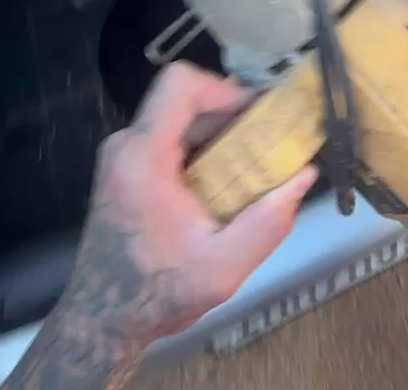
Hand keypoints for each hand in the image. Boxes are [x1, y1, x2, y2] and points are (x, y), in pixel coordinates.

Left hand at [73, 62, 316, 341]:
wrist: (102, 320)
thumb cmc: (157, 294)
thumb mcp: (223, 270)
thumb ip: (268, 223)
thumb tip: (306, 175)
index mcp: (143, 158)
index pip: (179, 85)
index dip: (223, 88)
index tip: (256, 114)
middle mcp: (127, 145)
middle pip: (186, 98)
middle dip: (231, 111)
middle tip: (269, 136)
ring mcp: (123, 153)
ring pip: (180, 113)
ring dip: (219, 128)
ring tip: (252, 157)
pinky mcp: (126, 164)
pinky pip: (171, 132)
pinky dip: (203, 143)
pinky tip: (225, 175)